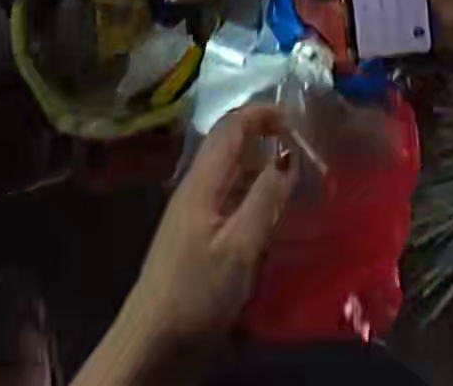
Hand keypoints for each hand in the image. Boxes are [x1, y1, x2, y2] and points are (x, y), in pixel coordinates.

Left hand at [121, 105, 296, 351]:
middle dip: (260, 131)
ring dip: (257, 159)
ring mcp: (193, 208)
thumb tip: (288, 153)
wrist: (154, 340)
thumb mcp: (240, 247)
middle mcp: (195, 185)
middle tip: (299, 140)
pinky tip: (269, 205)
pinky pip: (227, 192)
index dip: (260, 113)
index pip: (230, 127)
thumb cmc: (196, 291)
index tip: (295, 116)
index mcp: (201, 180)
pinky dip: (251, 186)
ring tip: (292, 168)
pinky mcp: (197, 231)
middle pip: (227, 142)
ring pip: (228, 168)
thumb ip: (265, 198)